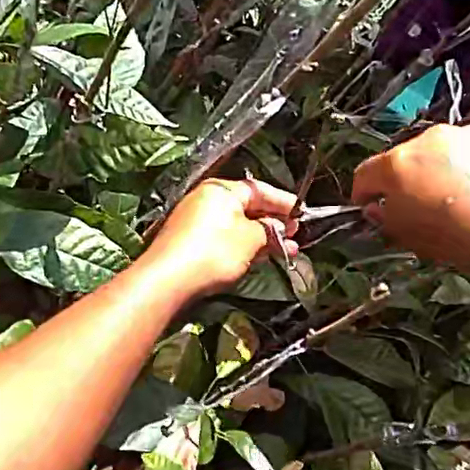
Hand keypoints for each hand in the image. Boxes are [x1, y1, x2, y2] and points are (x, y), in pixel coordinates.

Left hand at [143, 178, 297, 296]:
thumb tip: (278, 229)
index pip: (260, 189)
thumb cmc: (210, 253)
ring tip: (282, 251)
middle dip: (272, 223)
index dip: (283, 203)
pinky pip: (221, 238)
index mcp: (219, 189)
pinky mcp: (186, 242)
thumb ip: (269, 231)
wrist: (167, 279)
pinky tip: (255, 258)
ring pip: (234, 225)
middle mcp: (203, 200)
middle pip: (246, 207)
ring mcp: (193, 221)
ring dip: (259, 238)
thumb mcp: (251, 239)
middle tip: (293, 236)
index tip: (301, 215)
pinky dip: (240, 246)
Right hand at [351, 124, 469, 278]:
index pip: (364, 174)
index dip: (364, 193)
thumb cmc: (469, 238)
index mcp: (397, 165)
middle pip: (407, 159)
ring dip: (447, 172)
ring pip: (447, 152)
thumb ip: (385, 218)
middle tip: (423, 209)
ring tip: (466, 204)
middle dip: (410, 181)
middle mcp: (432, 141)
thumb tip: (380, 210)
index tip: (370, 205)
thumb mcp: (408, 237)